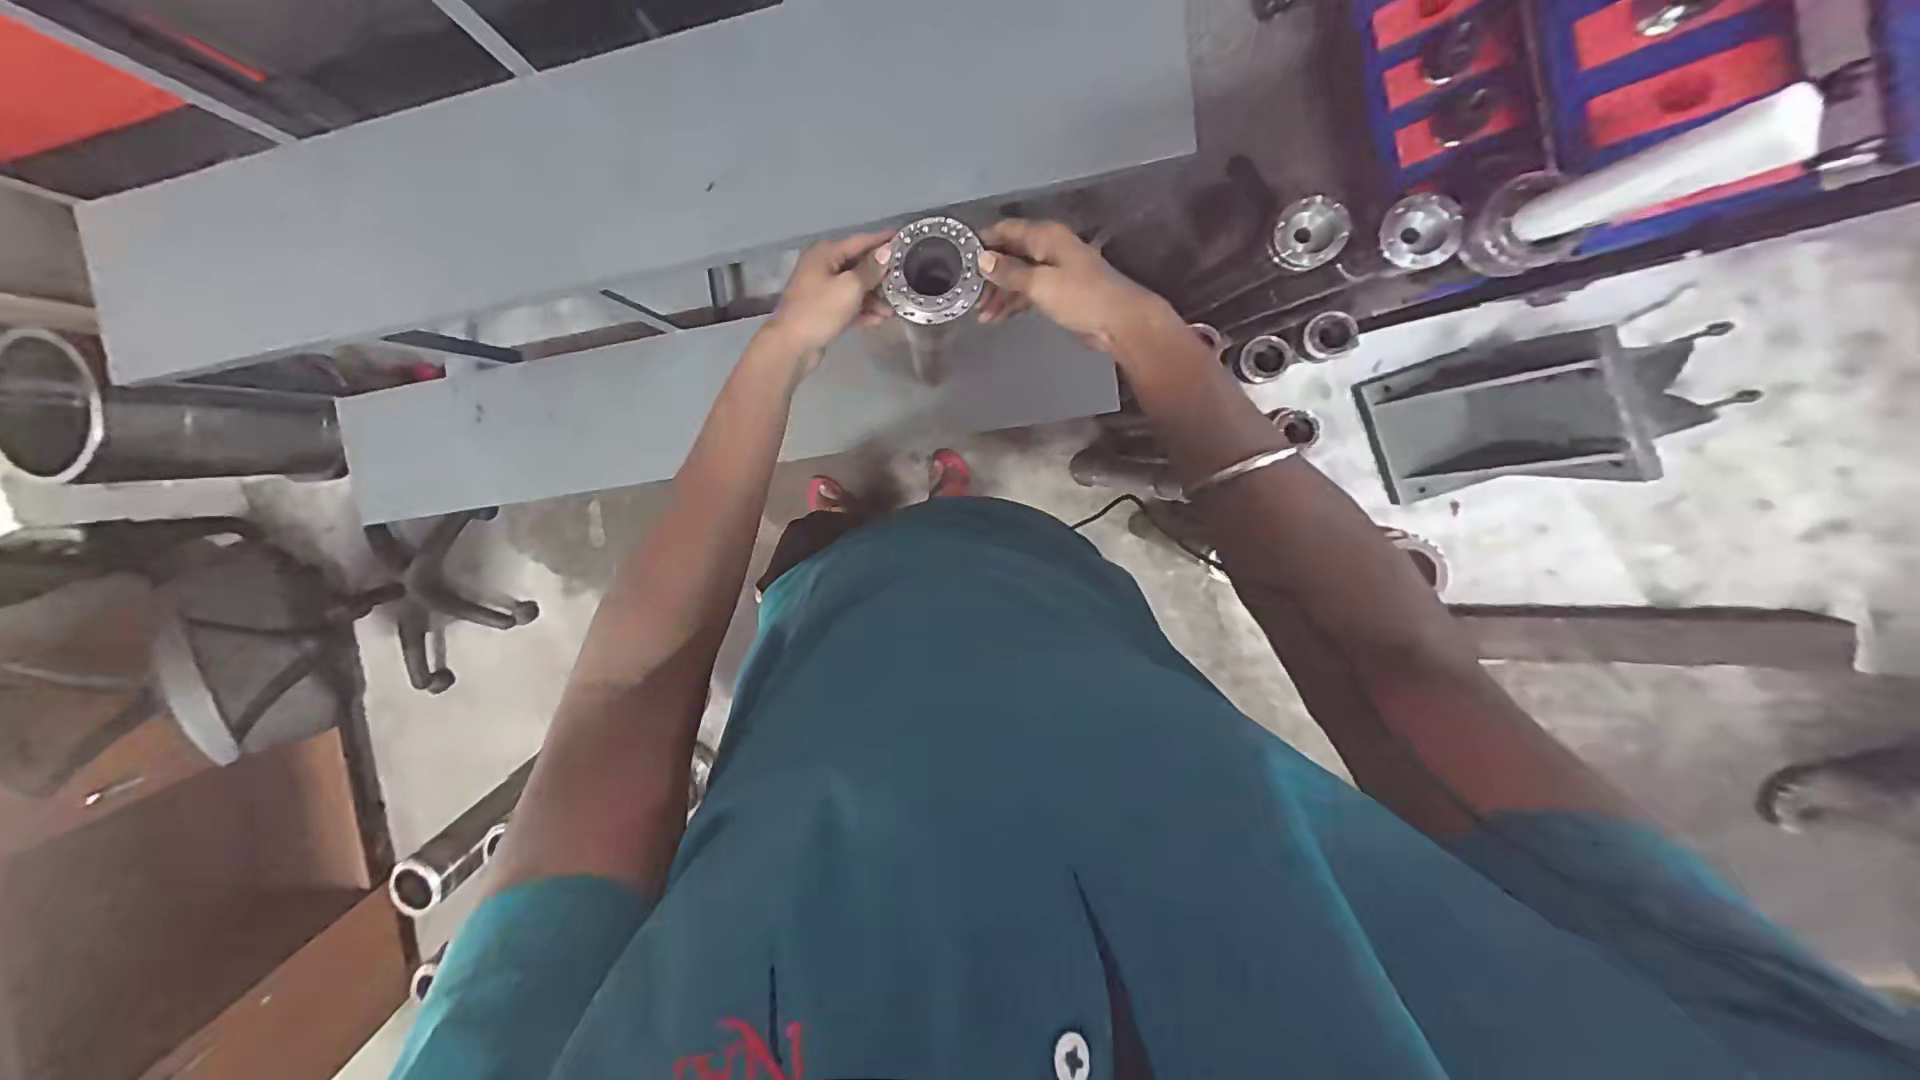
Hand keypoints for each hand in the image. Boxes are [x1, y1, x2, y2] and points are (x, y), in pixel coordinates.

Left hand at [761, 231, 892, 365]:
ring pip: (855, 288)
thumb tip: (887, 252)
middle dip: (881, 276)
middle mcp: (823, 267)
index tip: (904, 239)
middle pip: (859, 266)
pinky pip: (849, 305)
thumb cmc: (820, 311)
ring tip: (893, 310)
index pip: (860, 241)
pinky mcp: (825, 310)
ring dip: (874, 299)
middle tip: (904, 281)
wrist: (793, 346)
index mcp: (826, 253)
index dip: (882, 240)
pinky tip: (879, 320)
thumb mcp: (849, 288)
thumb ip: (870, 270)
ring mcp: (823, 290)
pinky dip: (863, 311)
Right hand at [975, 219, 1174, 351]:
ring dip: (999, 294)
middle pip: (1010, 255)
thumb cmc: (1081, 297)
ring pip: (1018, 277)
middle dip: (989, 275)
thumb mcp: (1040, 284)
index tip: (961, 256)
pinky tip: (998, 317)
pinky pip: (1028, 292)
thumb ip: (1010, 272)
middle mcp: (1048, 248)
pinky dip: (1013, 303)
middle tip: (970, 295)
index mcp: (1045, 236)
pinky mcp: (1058, 292)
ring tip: (981, 314)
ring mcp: (1054, 271)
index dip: (983, 241)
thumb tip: (982, 259)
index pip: (1006, 230)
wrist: (1119, 321)